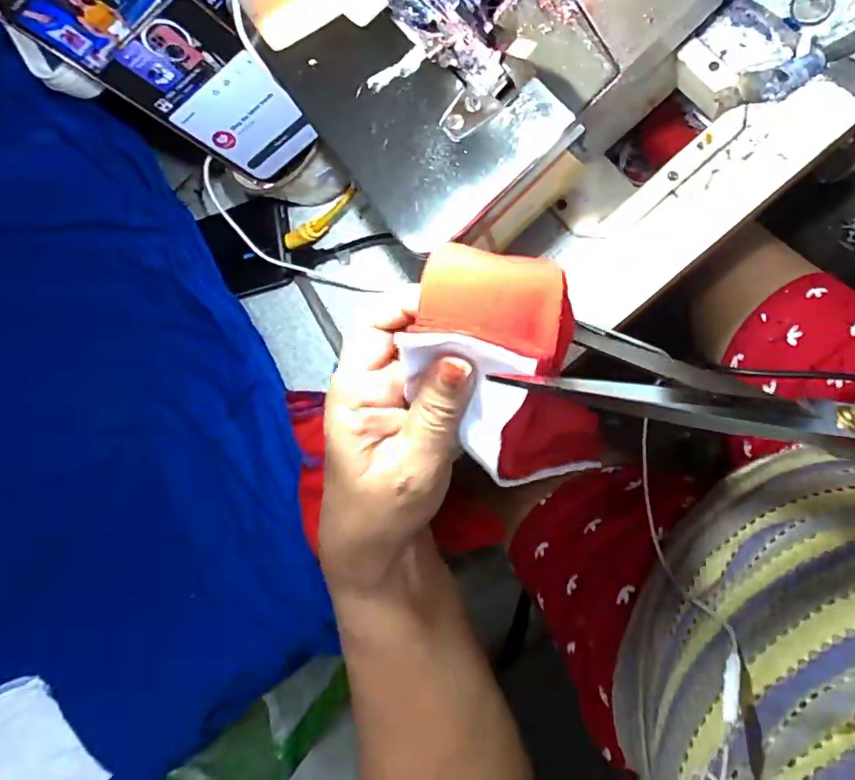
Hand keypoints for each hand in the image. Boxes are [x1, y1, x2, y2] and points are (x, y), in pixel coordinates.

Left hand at [320, 290, 474, 597]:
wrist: (379, 553)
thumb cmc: (381, 512)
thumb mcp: (413, 463)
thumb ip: (437, 410)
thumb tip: (462, 357)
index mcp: (355, 387)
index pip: (373, 322)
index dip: (408, 303)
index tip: (455, 301)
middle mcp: (374, 379)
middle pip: (406, 330)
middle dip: (446, 320)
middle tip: (491, 319)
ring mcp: (397, 392)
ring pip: (427, 350)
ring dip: (459, 343)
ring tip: (498, 338)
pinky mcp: (417, 406)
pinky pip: (441, 374)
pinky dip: (464, 367)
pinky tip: (491, 367)